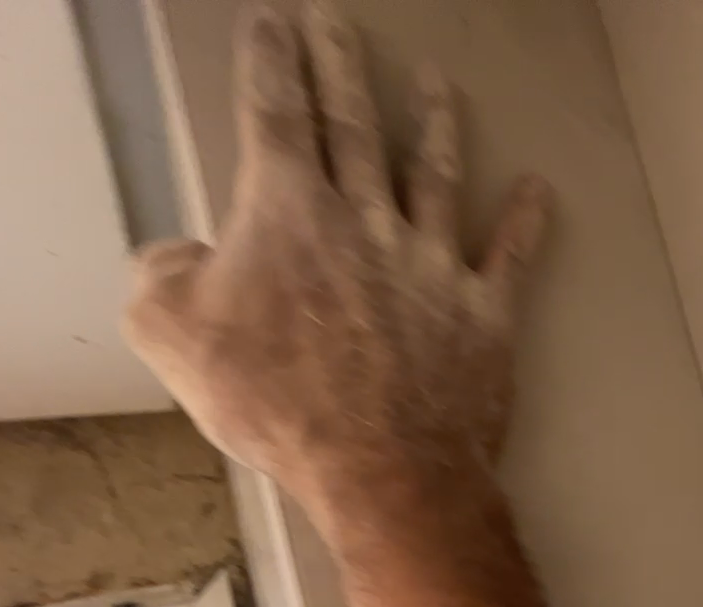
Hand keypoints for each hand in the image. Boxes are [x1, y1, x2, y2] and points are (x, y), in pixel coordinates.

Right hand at [123, 1, 552, 606]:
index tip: (272, 21)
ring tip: (439, 84)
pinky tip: (540, 190)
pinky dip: (526, 223)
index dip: (270, 61)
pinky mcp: (487, 313)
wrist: (385, 466)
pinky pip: (512, 257)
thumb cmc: (276, 405)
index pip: (275, 115)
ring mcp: (436, 266)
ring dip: (437, 126)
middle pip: (354, 126)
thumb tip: (183, 253)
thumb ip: (162, 274)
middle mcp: (369, 223)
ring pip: (437, 177)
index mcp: (290, 216)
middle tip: (338, 19)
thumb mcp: (173, 337)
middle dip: (342, 65)